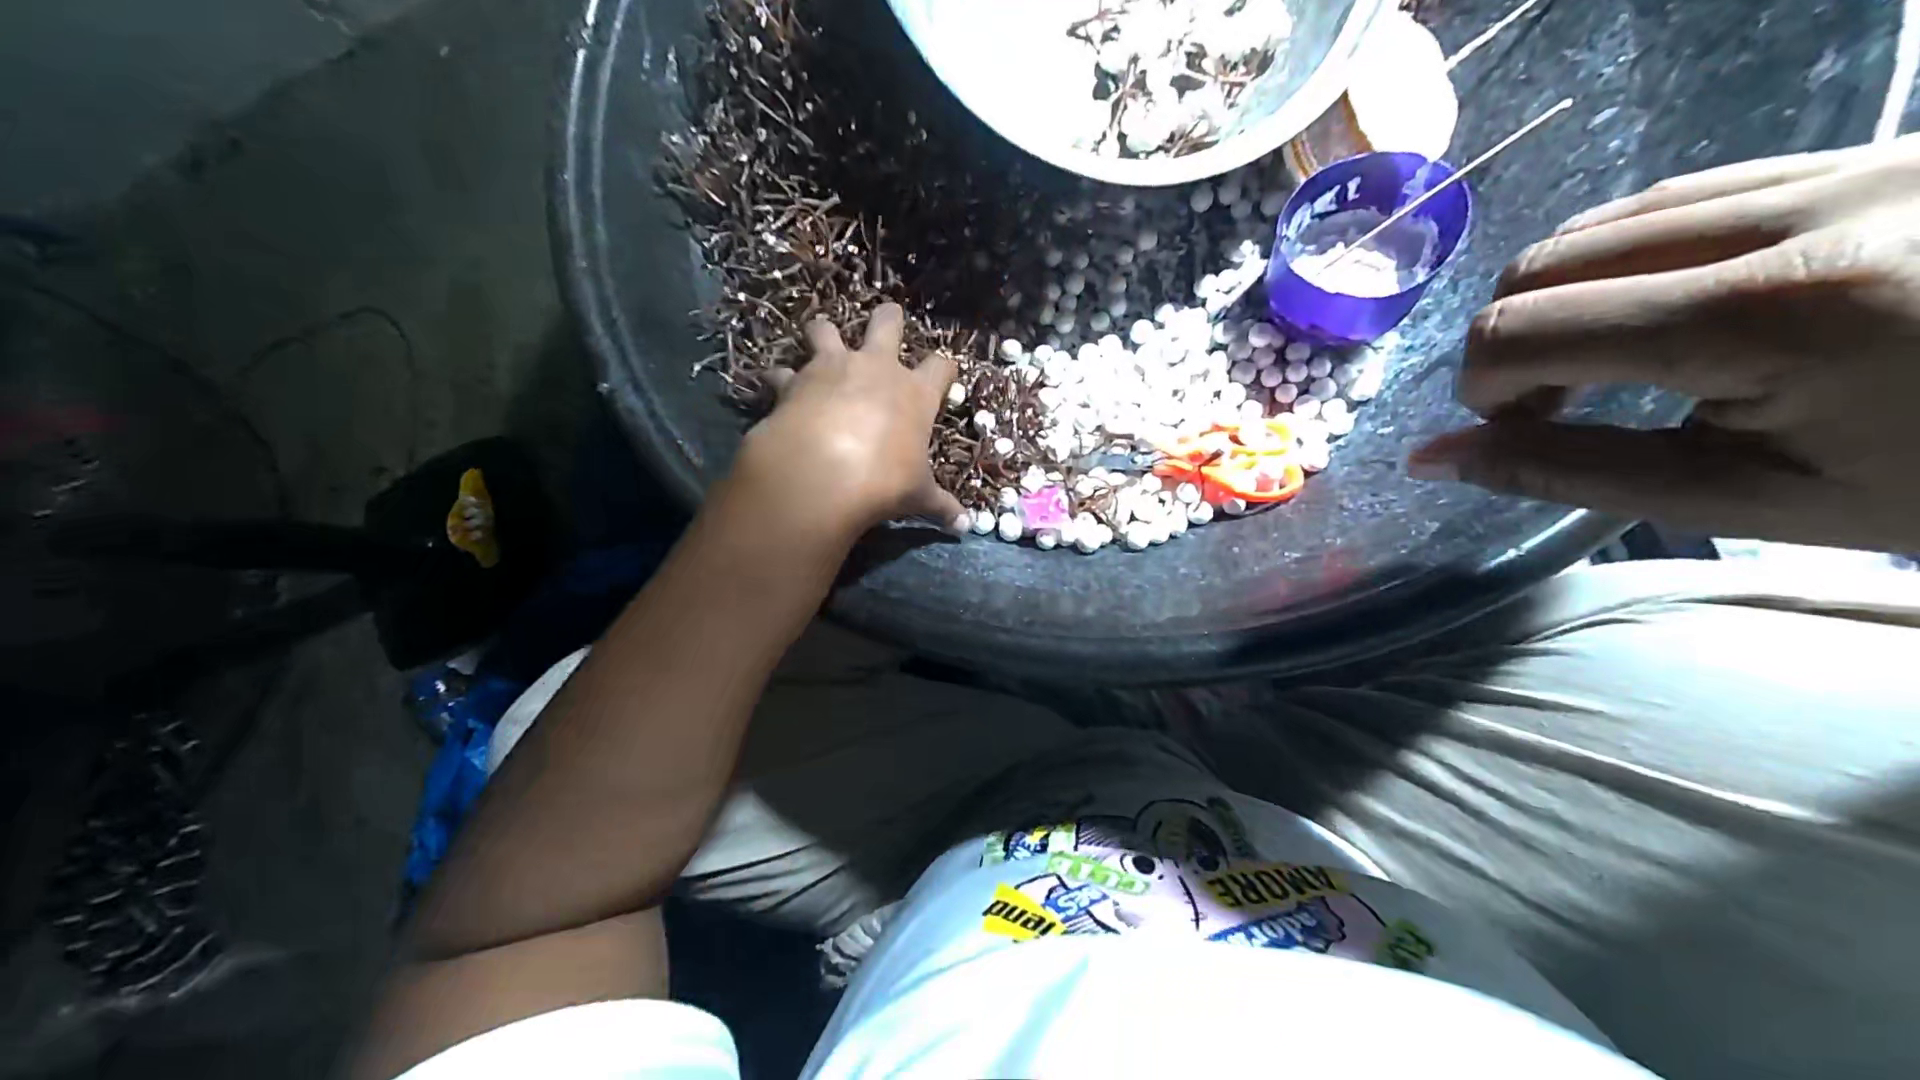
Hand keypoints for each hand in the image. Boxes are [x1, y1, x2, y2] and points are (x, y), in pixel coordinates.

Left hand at [734, 302, 965, 538]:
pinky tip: (774, 387)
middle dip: (889, 318)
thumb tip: (966, 527)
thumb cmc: (884, 480)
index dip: (944, 369)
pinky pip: (782, 371)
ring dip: (823, 332)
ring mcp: (833, 368)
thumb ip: (941, 506)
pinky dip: (778, 379)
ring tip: (820, 338)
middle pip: (886, 323)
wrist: (824, 472)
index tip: (945, 372)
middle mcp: (876, 369)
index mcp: (915, 392)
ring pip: (825, 329)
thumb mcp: (918, 495)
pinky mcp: (794, 381)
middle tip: (888, 316)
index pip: (940, 367)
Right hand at [1411, 134, 1919, 551]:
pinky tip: (1660, 307)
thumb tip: (1430, 458)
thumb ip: (1565, 470)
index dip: (1482, 385)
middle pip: (1546, 262)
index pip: (1525, 328)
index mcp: (1775, 316)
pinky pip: (1681, 192)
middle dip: (1512, 341)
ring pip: (1603, 221)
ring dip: (1562, 298)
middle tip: (1554, 398)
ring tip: (1608, 356)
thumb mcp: (1742, 500)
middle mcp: (1807, 210)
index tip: (1514, 428)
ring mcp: (1851, 160)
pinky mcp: (1874, 146)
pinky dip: (1625, 258)